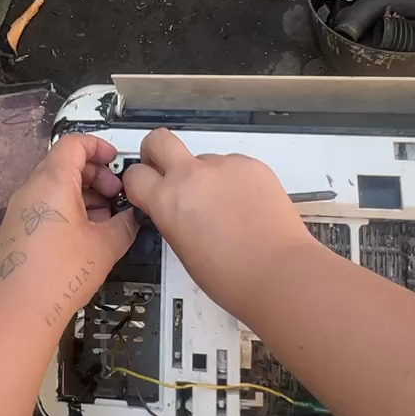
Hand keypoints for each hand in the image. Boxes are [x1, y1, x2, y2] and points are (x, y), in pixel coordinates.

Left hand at [0, 135, 137, 330]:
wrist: (14, 312)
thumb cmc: (57, 276)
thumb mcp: (105, 247)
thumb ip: (124, 225)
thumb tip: (132, 219)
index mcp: (52, 182)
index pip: (74, 143)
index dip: (99, 146)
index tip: (115, 159)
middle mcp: (31, 190)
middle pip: (65, 163)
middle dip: (95, 175)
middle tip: (116, 195)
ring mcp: (20, 210)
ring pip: (55, 186)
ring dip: (83, 195)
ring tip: (105, 220)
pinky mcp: (16, 230)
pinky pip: (45, 206)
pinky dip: (67, 210)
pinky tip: (85, 237)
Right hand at [122, 129, 319, 316]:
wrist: (279, 272)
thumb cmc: (233, 276)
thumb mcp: (183, 250)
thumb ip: (172, 218)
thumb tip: (174, 209)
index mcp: (167, 200)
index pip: (135, 174)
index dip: (138, 181)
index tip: (145, 186)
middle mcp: (191, 175)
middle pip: (159, 140)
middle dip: (157, 150)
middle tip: (165, 167)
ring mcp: (223, 166)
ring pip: (203, 159)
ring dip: (207, 176)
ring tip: (225, 207)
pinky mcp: (251, 164)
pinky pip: (233, 165)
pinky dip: (235, 180)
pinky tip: (246, 206)